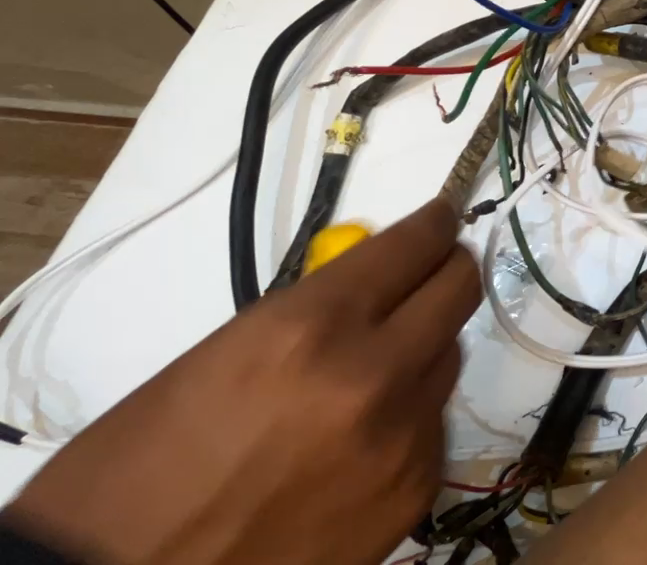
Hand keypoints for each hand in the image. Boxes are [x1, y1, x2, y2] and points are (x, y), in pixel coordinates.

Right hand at [3, 202, 479, 564]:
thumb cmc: (132, 476)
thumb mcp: (217, 361)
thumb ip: (312, 313)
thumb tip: (378, 285)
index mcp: (309, 329)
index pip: (414, 244)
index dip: (433, 225)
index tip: (442, 218)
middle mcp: (374, 373)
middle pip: (459, 288)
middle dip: (447, 271)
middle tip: (433, 272)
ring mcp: (405, 432)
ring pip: (449, 356)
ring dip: (423, 350)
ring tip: (374, 372)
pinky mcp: (418, 484)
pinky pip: (432, 423)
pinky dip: (408, 419)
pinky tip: (360, 440)